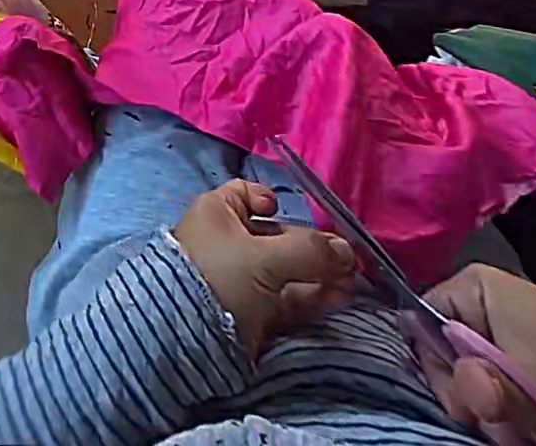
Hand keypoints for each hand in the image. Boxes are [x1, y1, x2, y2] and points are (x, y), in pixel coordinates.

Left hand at [173, 180, 356, 351]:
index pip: (244, 194)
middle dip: (311, 245)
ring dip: (318, 273)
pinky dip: (311, 297)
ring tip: (351, 280)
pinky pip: (286, 298)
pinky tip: (339, 297)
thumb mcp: (263, 257)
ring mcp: (239, 279)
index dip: (269, 199)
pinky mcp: (251, 313)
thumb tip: (348, 250)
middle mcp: (227, 241)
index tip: (290, 211)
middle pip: (276, 235)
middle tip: (347, 258)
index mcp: (217, 212)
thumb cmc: (220, 276)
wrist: (184, 342)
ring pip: (286, 270)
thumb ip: (308, 251)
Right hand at [415, 264, 535, 445]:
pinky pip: (497, 404)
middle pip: (444, 359)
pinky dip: (515, 426)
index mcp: (475, 288)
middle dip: (474, 399)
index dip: (436, 360)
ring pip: (471, 389)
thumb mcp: (532, 379)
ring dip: (497, 420)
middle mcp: (482, 311)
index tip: (470, 394)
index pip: (421, 318)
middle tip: (507, 419)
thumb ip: (485, 383)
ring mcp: (504, 345)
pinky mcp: (525, 378)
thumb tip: (465, 388)